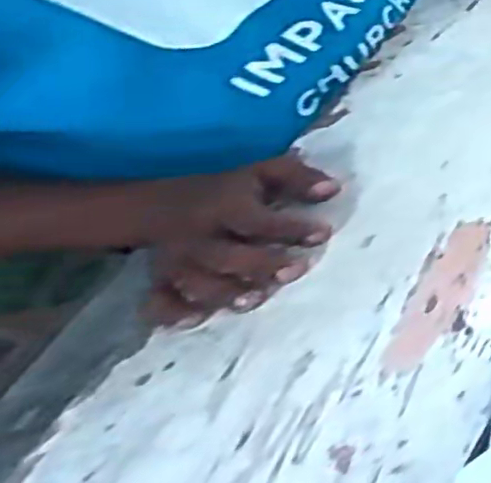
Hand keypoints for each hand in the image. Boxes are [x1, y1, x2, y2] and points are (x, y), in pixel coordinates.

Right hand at [144, 155, 340, 326]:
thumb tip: (333, 190)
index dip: (291, 229)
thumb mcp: (267, 170)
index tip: (323, 234)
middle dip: (261, 267)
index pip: (258, 221)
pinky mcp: (158, 281)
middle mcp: (197, 238)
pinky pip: (156, 303)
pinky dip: (173, 314)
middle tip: (296, 272)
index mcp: (226, 208)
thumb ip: (301, 178)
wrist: (159, 205)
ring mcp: (173, 263)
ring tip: (256, 299)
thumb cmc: (229, 187)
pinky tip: (197, 321)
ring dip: (225, 294)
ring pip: (195, 283)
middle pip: (225, 257)